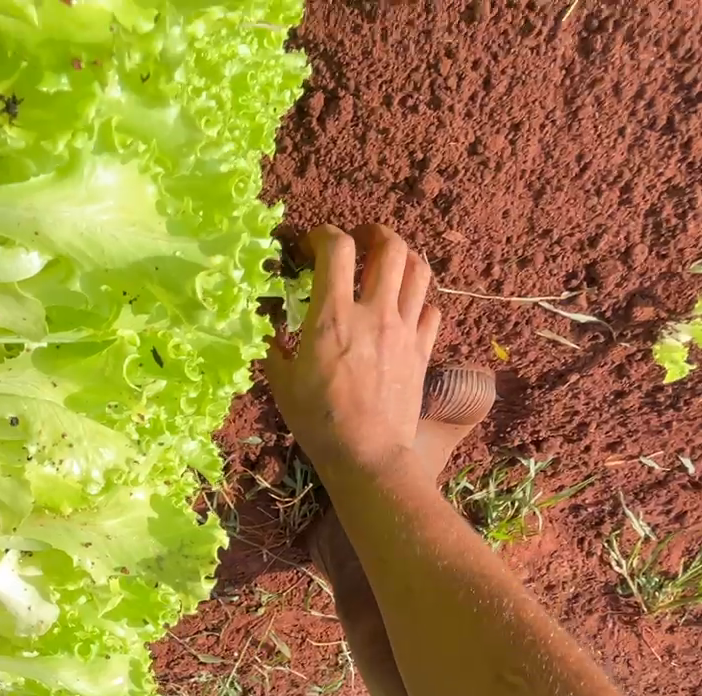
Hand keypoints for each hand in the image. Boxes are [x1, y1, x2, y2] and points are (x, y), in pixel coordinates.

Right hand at [264, 224, 441, 482]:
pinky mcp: (422, 350)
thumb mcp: (282, 384)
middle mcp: (374, 313)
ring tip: (385, 264)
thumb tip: (271, 329)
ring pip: (418, 269)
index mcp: (333, 318)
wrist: (367, 455)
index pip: (336, 249)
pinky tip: (403, 308)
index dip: (323, 235)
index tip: (311, 245)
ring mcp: (404, 330)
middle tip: (358, 242)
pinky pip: (430, 308)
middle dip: (372, 233)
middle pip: (389, 246)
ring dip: (402, 257)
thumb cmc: (318, 422)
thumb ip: (275, 348)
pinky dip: (418, 299)